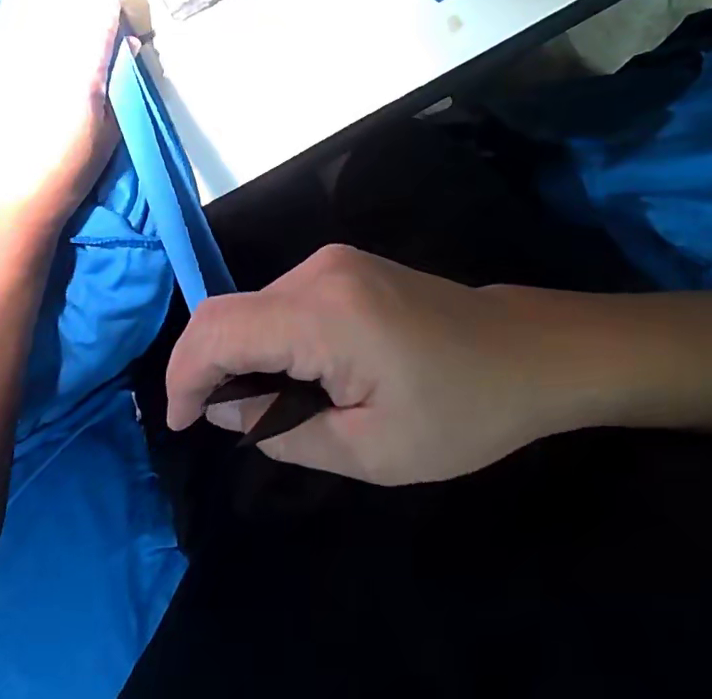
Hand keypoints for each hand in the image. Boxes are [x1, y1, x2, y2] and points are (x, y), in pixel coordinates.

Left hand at [0, 0, 122, 244]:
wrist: (8, 198)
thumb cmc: (69, 169)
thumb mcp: (110, 131)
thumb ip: (118, 82)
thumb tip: (126, 43)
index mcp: (79, 72)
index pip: (96, 13)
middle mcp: (42, 55)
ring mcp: (9, 57)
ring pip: (27, 0)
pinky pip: (4, 18)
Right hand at [165, 245, 572, 484]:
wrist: (529, 352)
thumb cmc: (461, 411)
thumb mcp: (370, 450)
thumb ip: (282, 429)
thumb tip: (224, 407)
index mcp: (324, 314)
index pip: (219, 329)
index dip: (185, 376)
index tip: (182, 425)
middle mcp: (320, 271)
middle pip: (229, 312)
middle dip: (206, 368)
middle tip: (217, 424)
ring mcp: (335, 262)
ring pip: (254, 306)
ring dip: (241, 356)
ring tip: (261, 408)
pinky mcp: (347, 267)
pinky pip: (283, 301)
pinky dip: (269, 340)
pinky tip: (292, 377)